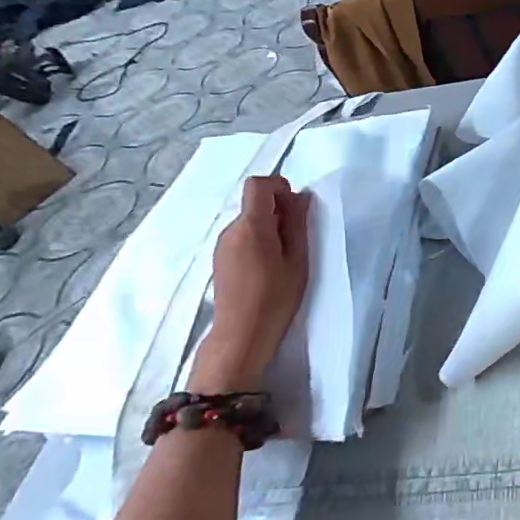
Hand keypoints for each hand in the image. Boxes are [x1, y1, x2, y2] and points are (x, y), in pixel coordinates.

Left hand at [190, 176, 308, 391]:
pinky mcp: (219, 259)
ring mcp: (221, 245)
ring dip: (268, 229)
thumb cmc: (275, 298)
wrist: (241, 335)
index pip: (258, 184)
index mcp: (251, 226)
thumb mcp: (298, 260)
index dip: (279, 187)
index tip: (295, 209)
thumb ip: (298, 224)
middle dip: (278, 211)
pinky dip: (257, 242)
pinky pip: (241, 237)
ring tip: (283, 259)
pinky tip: (267, 269)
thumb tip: (300, 197)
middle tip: (296, 240)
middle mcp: (230, 230)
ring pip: (249, 221)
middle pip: (255, 203)